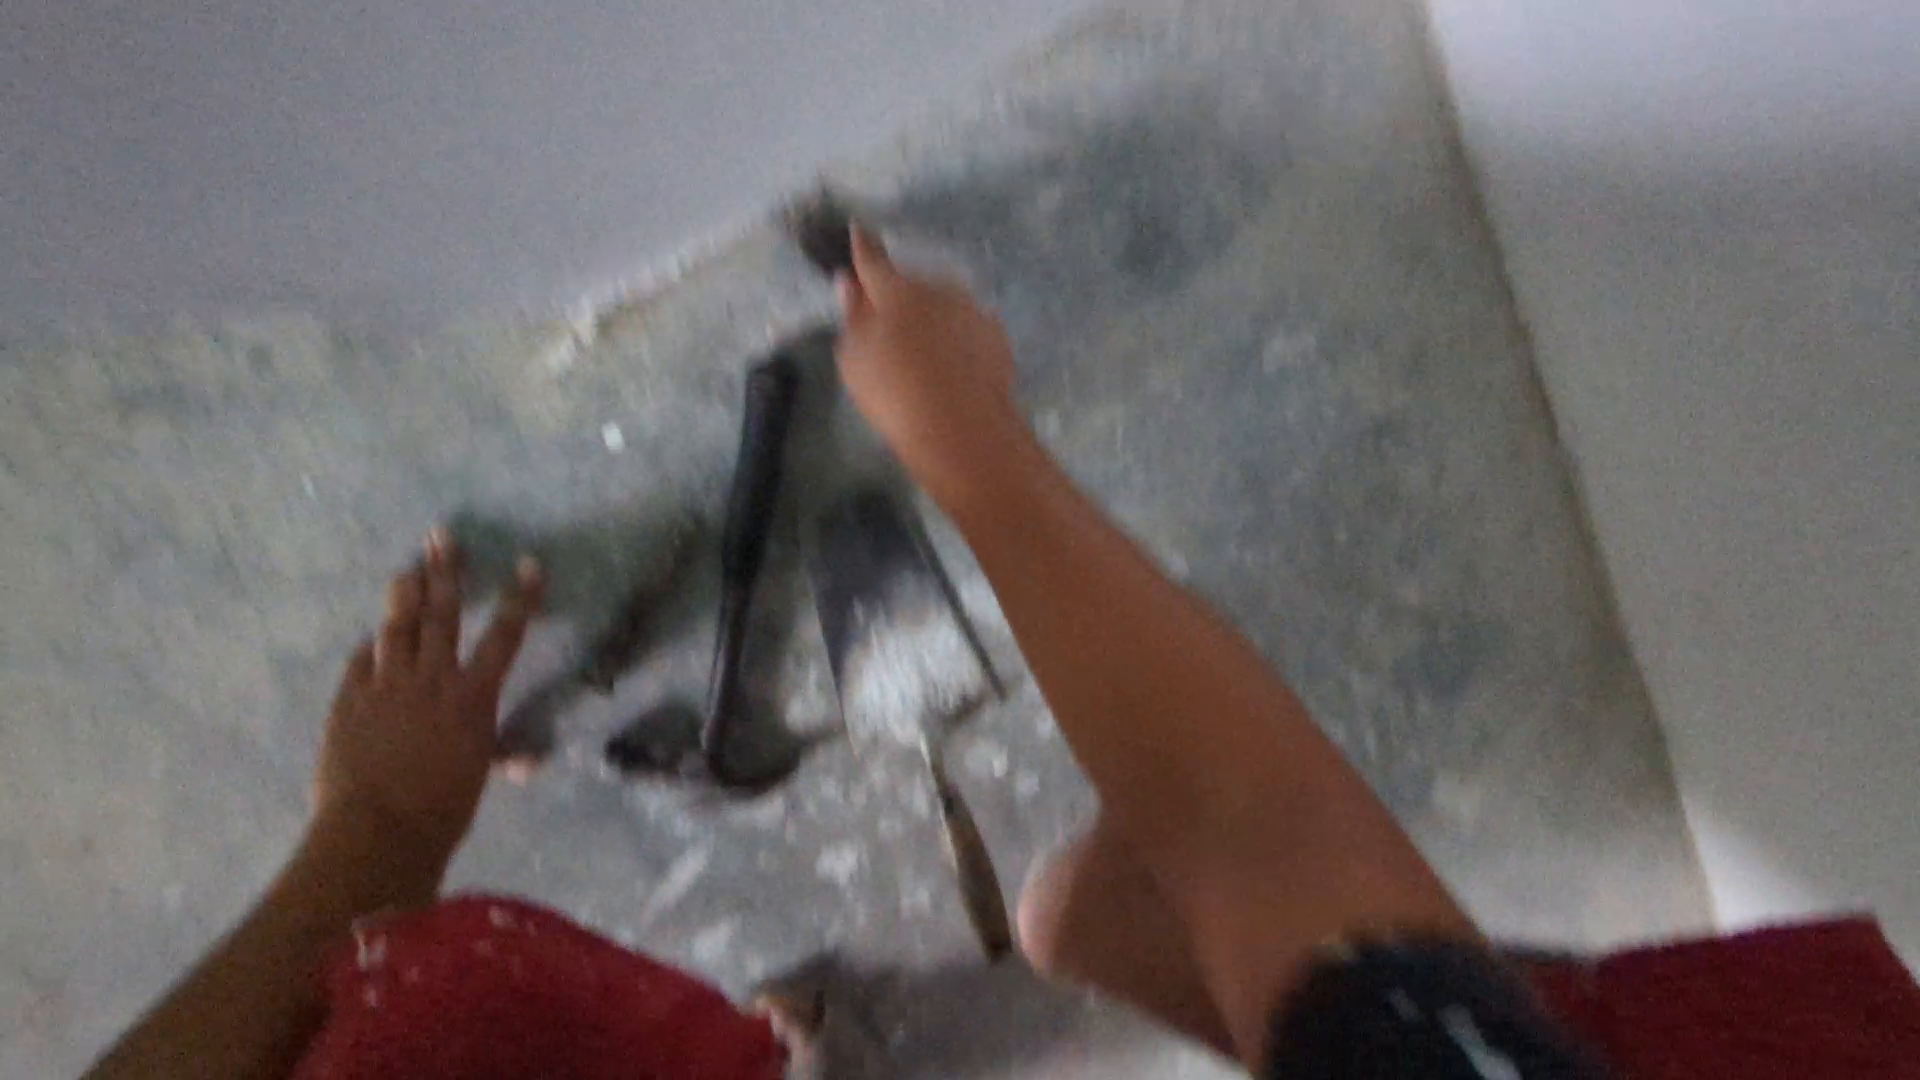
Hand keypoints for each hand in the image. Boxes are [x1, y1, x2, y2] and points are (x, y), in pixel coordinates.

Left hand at [312, 531, 542, 877]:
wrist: (379, 831)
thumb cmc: (447, 804)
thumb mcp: (482, 773)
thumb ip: (502, 755)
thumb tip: (525, 765)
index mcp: (474, 694)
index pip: (505, 634)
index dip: (520, 598)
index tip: (529, 564)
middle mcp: (432, 679)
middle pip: (441, 615)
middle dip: (446, 574)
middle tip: (443, 538)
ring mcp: (386, 688)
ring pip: (397, 629)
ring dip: (404, 596)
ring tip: (408, 567)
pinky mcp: (349, 704)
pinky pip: (361, 665)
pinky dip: (369, 648)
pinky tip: (371, 637)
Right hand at [835, 226, 1027, 498]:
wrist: (961, 427)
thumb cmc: (894, 394)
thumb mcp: (855, 360)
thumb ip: (853, 317)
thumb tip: (851, 285)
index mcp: (896, 291)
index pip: (873, 261)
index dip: (863, 247)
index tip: (859, 229)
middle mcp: (938, 289)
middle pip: (913, 284)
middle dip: (902, 295)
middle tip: (893, 326)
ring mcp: (972, 310)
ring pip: (946, 303)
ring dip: (935, 316)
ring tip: (927, 352)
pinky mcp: (997, 335)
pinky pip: (970, 328)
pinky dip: (960, 337)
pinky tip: (956, 364)